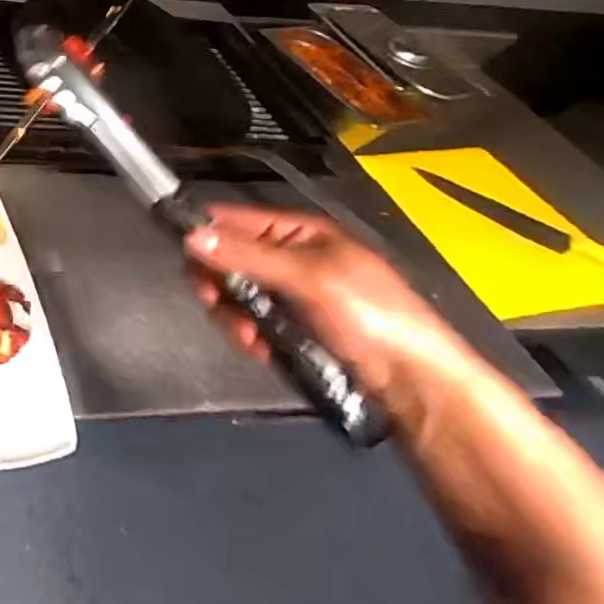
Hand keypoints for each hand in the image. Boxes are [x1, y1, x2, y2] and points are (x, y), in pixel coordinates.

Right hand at [183, 203, 480, 401]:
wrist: (415, 384)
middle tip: (215, 302)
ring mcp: (286, 295)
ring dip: (233, 316)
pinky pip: (248, 323)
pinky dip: (248, 336)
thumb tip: (192, 236)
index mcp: (296, 232)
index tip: (189, 258)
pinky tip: (262, 350)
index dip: (207, 234)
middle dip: (219, 284)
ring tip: (252, 338)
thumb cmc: (371, 315)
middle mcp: (286, 257)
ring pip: (232, 296)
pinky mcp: (286, 328)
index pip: (233, 220)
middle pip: (225, 260)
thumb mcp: (310, 277)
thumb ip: (249, 256)